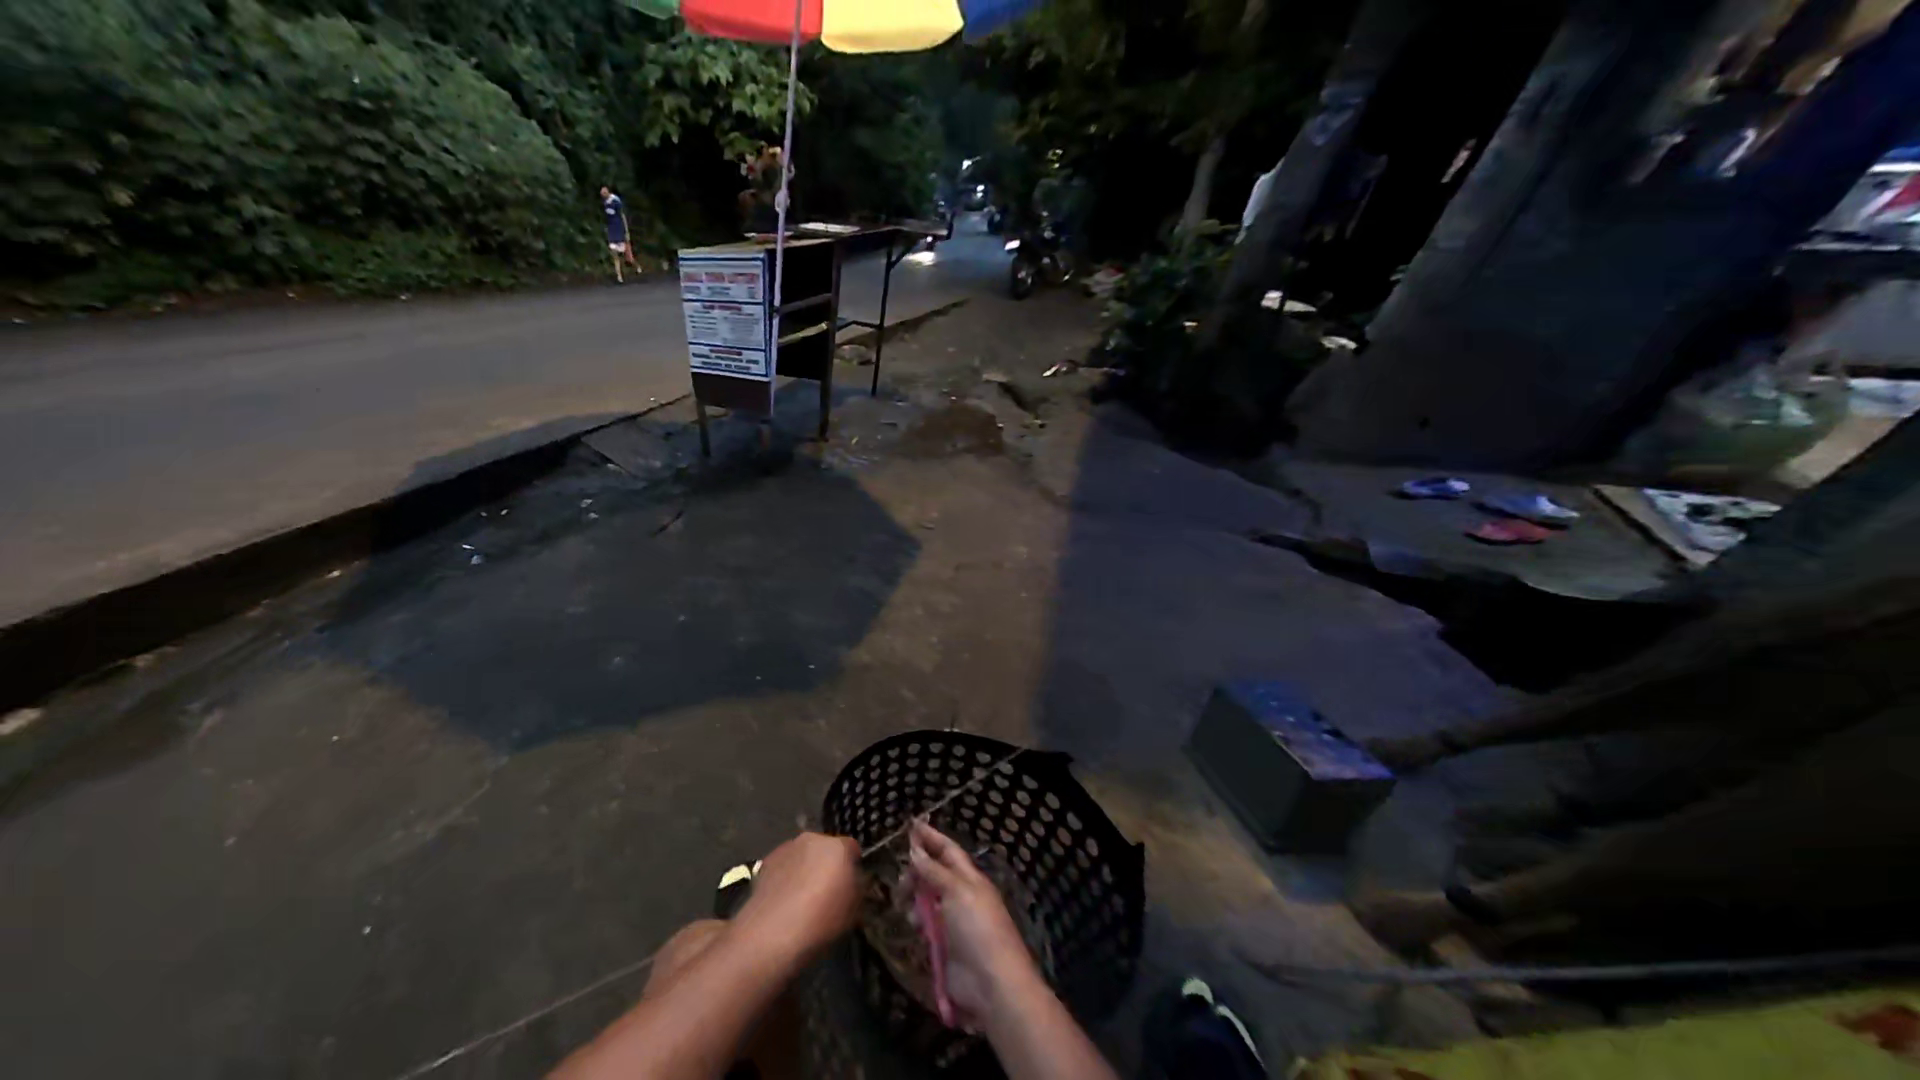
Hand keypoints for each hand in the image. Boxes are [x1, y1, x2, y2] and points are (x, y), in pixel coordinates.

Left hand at [732, 832, 861, 960]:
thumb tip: (853, 881)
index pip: (852, 848)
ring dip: (805, 868)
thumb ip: (857, 886)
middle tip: (826, 890)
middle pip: (825, 848)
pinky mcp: (766, 862)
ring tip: (801, 897)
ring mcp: (787, 848)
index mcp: (839, 847)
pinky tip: (783, 899)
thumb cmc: (822, 920)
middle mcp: (813, 839)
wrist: (773, 933)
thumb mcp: (854, 909)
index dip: (852, 865)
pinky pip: (784, 865)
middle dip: (827, 864)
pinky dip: (786, 875)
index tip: (850, 885)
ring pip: (803, 855)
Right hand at [906, 820, 1046, 1031]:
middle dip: (917, 871)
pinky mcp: (943, 946)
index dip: (931, 838)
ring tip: (904, 903)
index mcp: (970, 878)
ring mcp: (952, 922)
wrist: (991, 982)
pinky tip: (912, 925)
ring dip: (914, 898)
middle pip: (934, 874)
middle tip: (901, 878)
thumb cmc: (978, 928)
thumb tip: (915, 850)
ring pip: (926, 900)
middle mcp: (961, 896)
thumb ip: (934, 871)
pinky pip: (925, 925)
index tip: (911, 825)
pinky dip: (917, 921)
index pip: (948, 851)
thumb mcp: (958, 891)